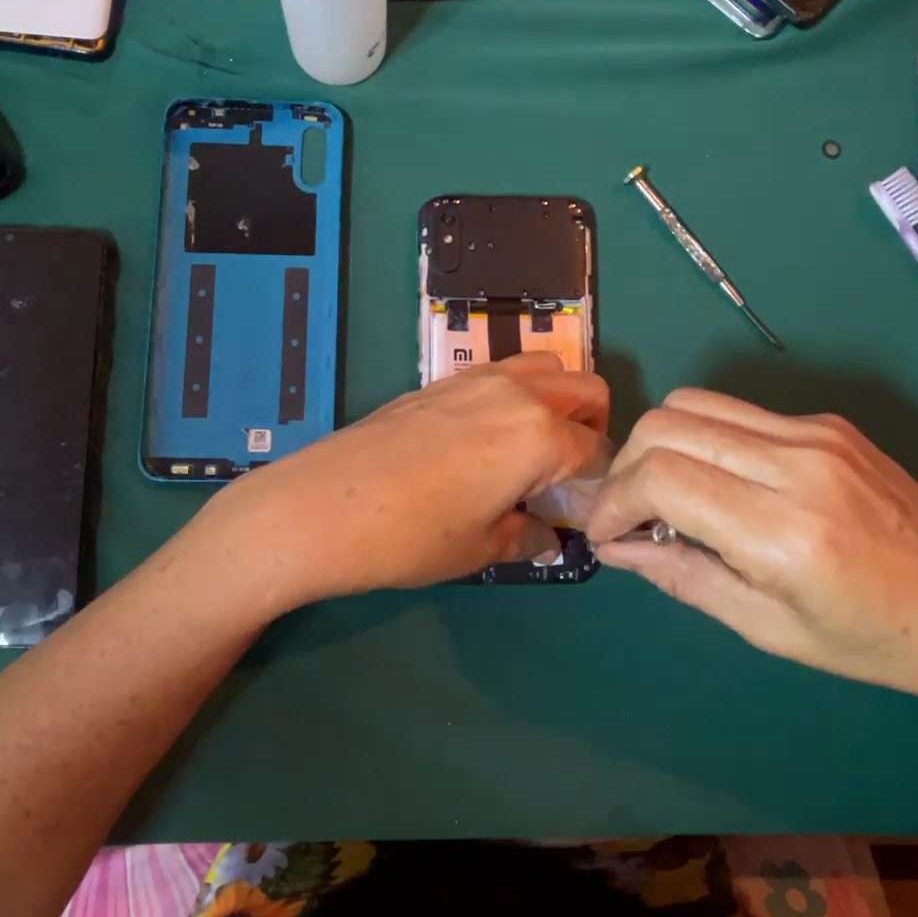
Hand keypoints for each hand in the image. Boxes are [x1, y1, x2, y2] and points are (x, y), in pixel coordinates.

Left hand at [174, 353, 609, 612]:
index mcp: (539, 435)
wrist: (317, 507)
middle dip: (592, 428)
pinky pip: (499, 373)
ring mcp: (473, 380)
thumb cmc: (407, 538)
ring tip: (531, 450)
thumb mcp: (478, 548)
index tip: (584, 512)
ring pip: (543, 367)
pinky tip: (484, 441)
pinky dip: (515, 395)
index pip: (597, 451)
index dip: (600, 485)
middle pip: (584, 390)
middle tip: (566, 474)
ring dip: (556, 400)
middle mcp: (515, 394)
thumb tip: (547, 535)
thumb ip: (526, 535)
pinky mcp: (437, 383)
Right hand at [584, 388, 917, 719]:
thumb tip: (615, 547)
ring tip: (664, 496)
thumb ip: (682, 577)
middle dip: (626, 467)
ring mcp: (816, 434)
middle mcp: (798, 464)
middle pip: (666, 424)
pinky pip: (737, 414)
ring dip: (659, 446)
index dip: (614, 501)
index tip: (606, 534)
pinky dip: (702, 442)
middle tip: (628, 515)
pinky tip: (718, 487)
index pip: (660, 477)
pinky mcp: (828, 423)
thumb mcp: (768, 628)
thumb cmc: (874, 642)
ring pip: (694, 404)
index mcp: (784, 531)